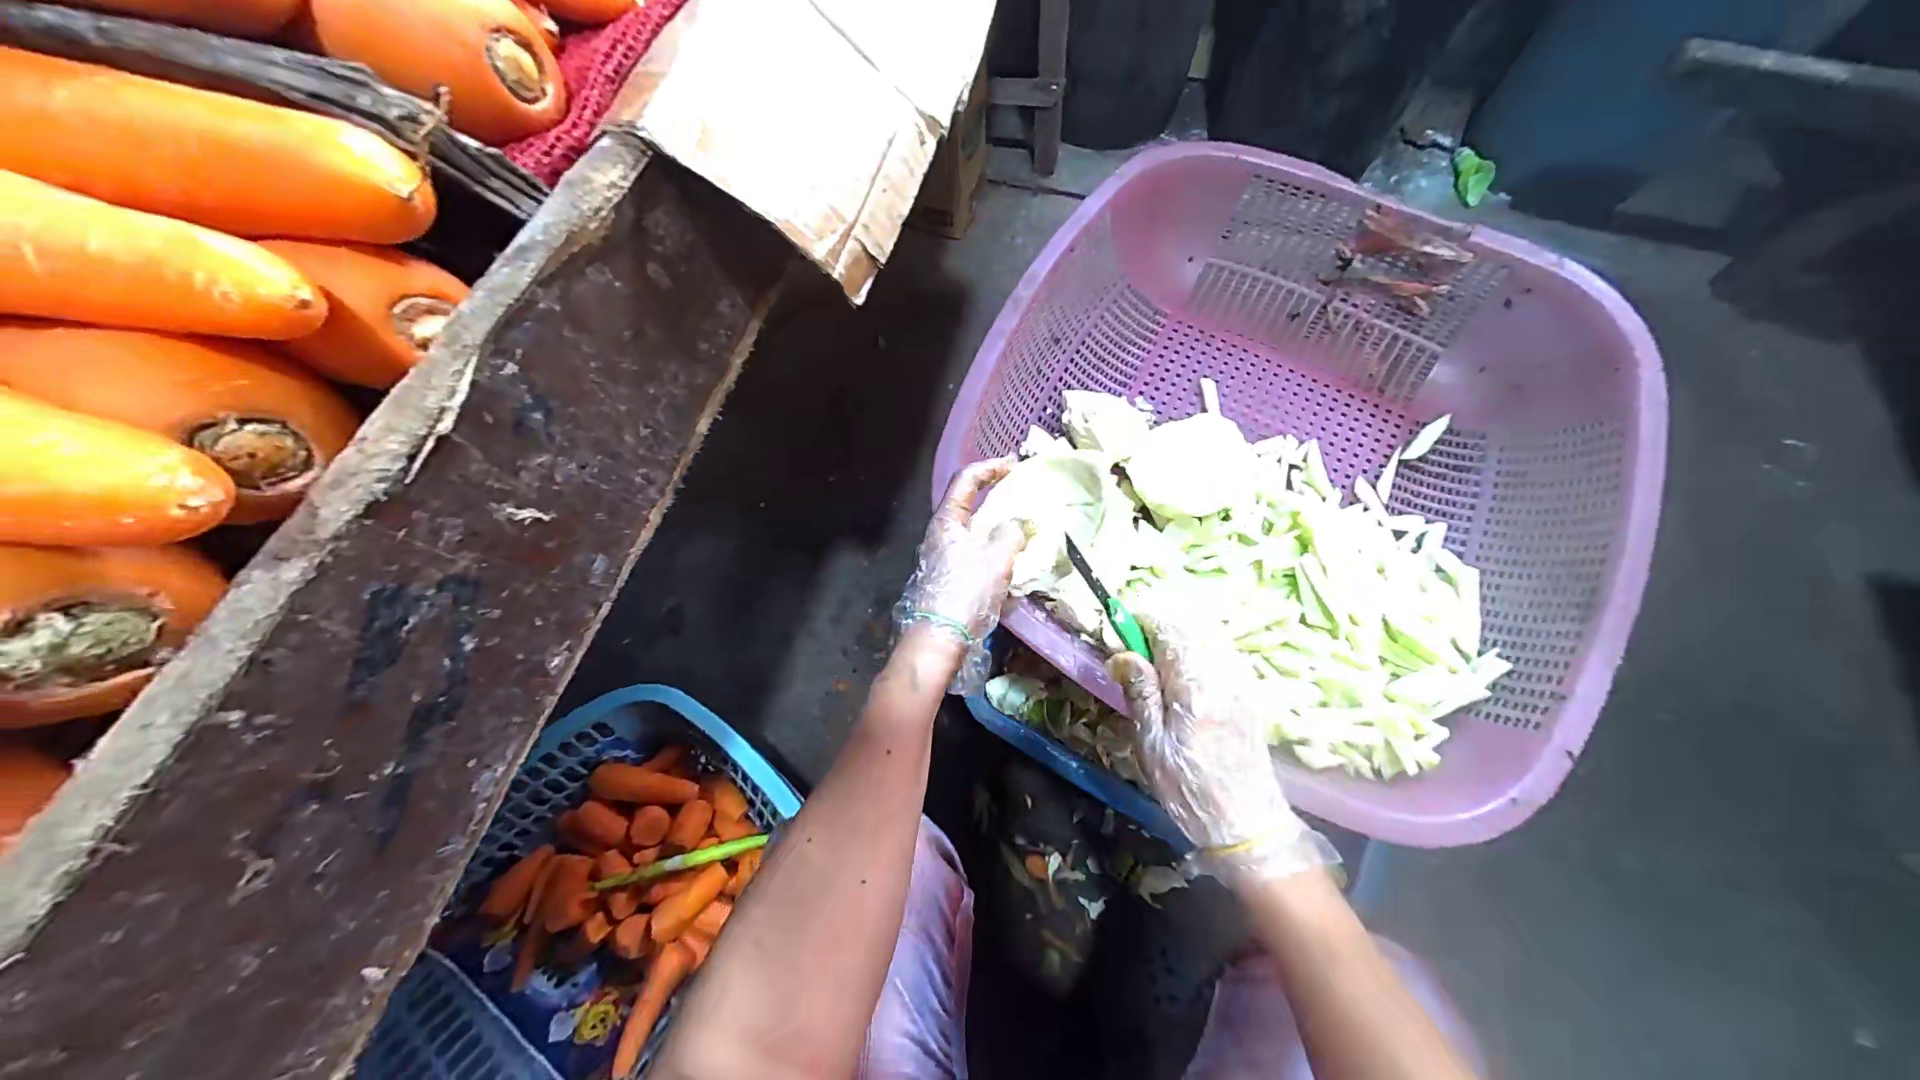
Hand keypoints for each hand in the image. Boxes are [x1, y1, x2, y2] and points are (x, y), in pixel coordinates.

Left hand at [894, 457, 1028, 692]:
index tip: (1014, 464)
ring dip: (1000, 530)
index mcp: (947, 520)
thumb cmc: (966, 591)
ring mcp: (944, 557)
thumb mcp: (996, 556)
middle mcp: (942, 534)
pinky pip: (978, 557)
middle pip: (971, 505)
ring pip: (976, 533)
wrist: (941, 637)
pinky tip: (1015, 566)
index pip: (966, 480)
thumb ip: (1011, 532)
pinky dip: (997, 555)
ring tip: (1025, 532)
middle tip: (1023, 496)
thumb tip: (1018, 524)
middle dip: (998, 499)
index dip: (990, 467)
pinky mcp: (952, 578)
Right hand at [1107, 608, 1335, 884]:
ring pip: (1208, 636)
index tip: (1119, 629)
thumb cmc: (1190, 790)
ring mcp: (1240, 683)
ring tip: (1154, 658)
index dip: (1141, 620)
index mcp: (1196, 688)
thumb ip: (1141, 692)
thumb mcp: (1152, 745)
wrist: (1248, 826)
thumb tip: (1123, 653)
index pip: (1170, 629)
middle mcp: (1223, 676)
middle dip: (1159, 625)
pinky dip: (1197, 649)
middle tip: (1133, 646)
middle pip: (1192, 625)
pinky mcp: (1247, 694)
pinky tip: (1182, 672)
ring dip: (1178, 636)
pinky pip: (1220, 653)